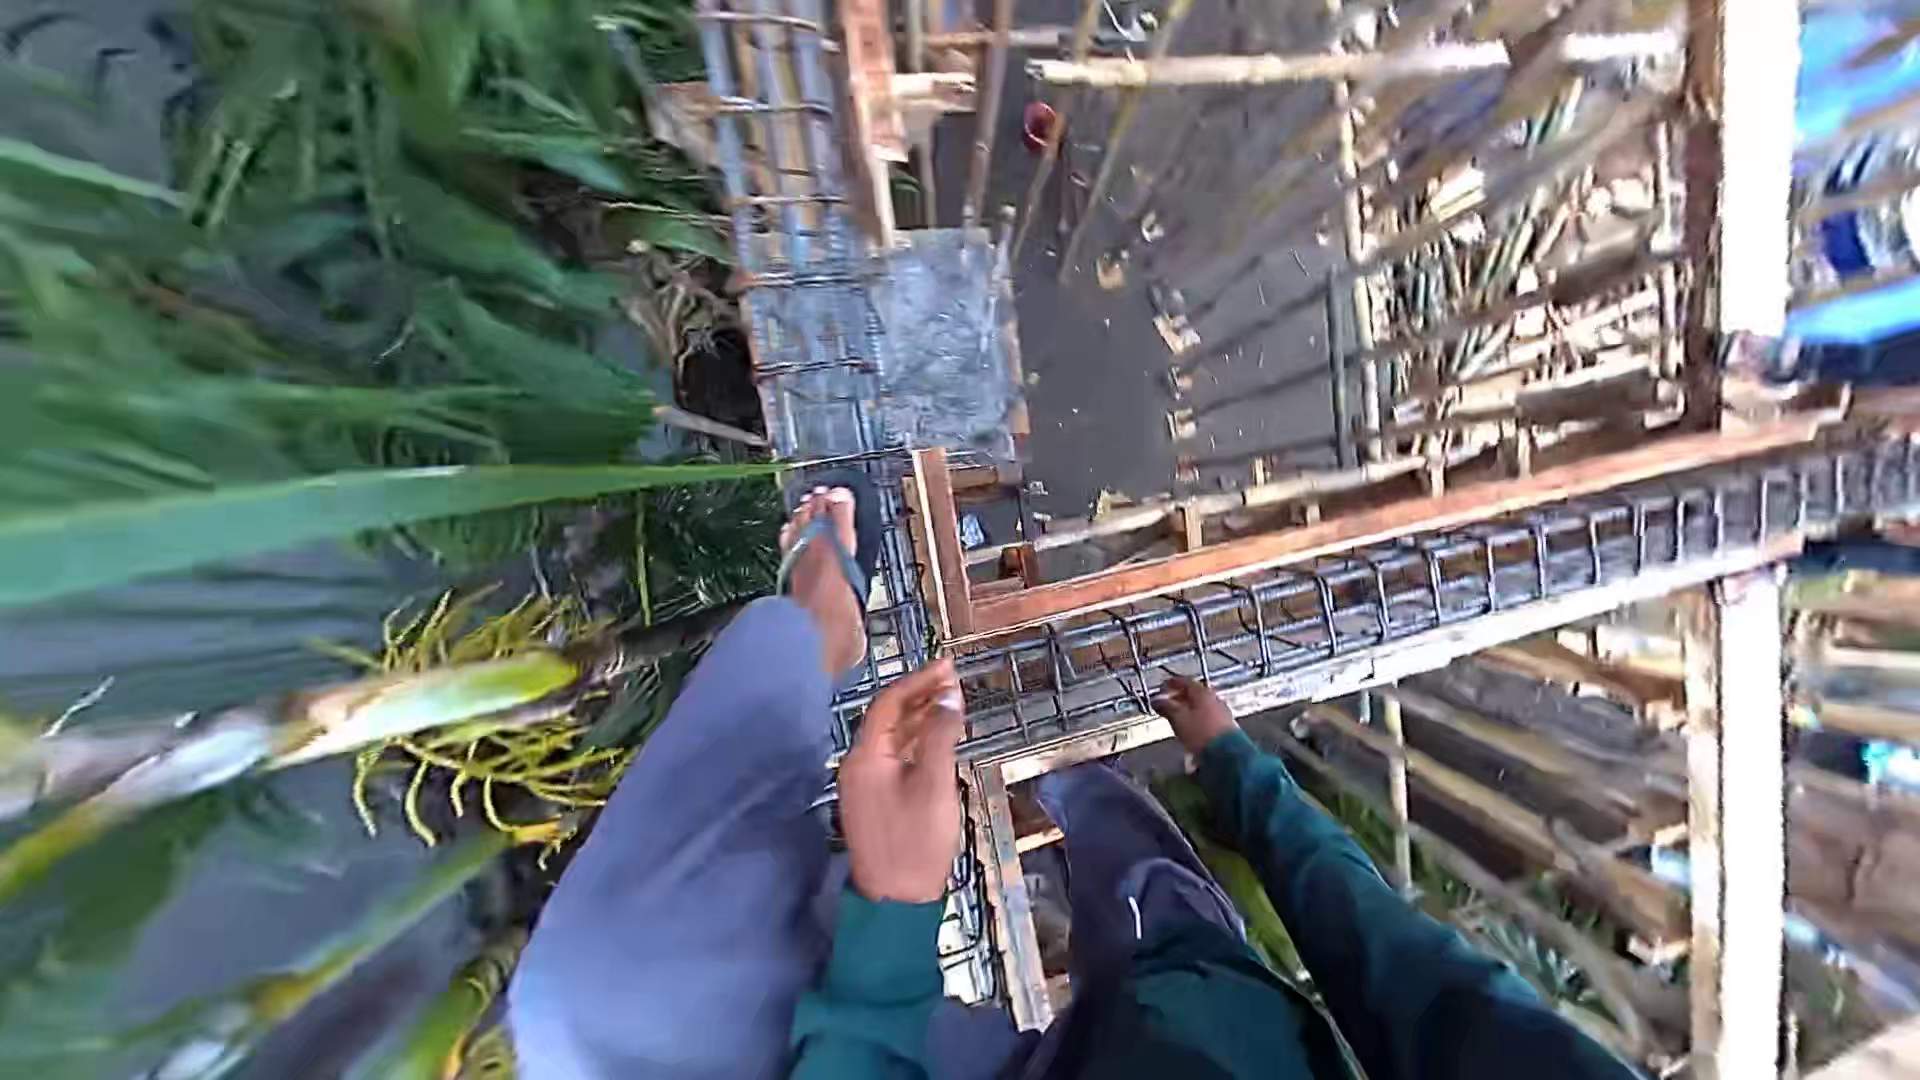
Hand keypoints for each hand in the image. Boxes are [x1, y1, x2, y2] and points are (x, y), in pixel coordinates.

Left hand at [840, 658, 966, 903]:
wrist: (897, 903)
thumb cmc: (916, 841)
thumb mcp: (934, 784)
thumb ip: (941, 736)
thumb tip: (949, 697)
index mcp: (865, 756)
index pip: (889, 703)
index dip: (918, 680)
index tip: (947, 666)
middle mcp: (859, 763)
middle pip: (889, 716)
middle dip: (920, 694)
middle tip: (952, 677)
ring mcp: (865, 782)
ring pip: (894, 735)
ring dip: (921, 715)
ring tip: (951, 699)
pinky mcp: (876, 797)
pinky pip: (896, 755)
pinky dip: (918, 740)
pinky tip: (939, 735)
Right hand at [1150, 675, 1237, 754]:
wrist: (1228, 755)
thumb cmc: (1201, 733)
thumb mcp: (1177, 717)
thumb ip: (1165, 706)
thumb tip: (1156, 701)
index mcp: (1202, 692)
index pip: (1184, 681)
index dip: (1170, 683)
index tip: (1162, 688)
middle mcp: (1214, 699)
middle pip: (1193, 693)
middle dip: (1178, 697)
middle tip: (1167, 702)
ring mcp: (1222, 712)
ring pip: (1200, 705)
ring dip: (1188, 708)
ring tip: (1176, 717)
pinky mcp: (1226, 727)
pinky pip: (1207, 717)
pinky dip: (1196, 718)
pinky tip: (1190, 727)